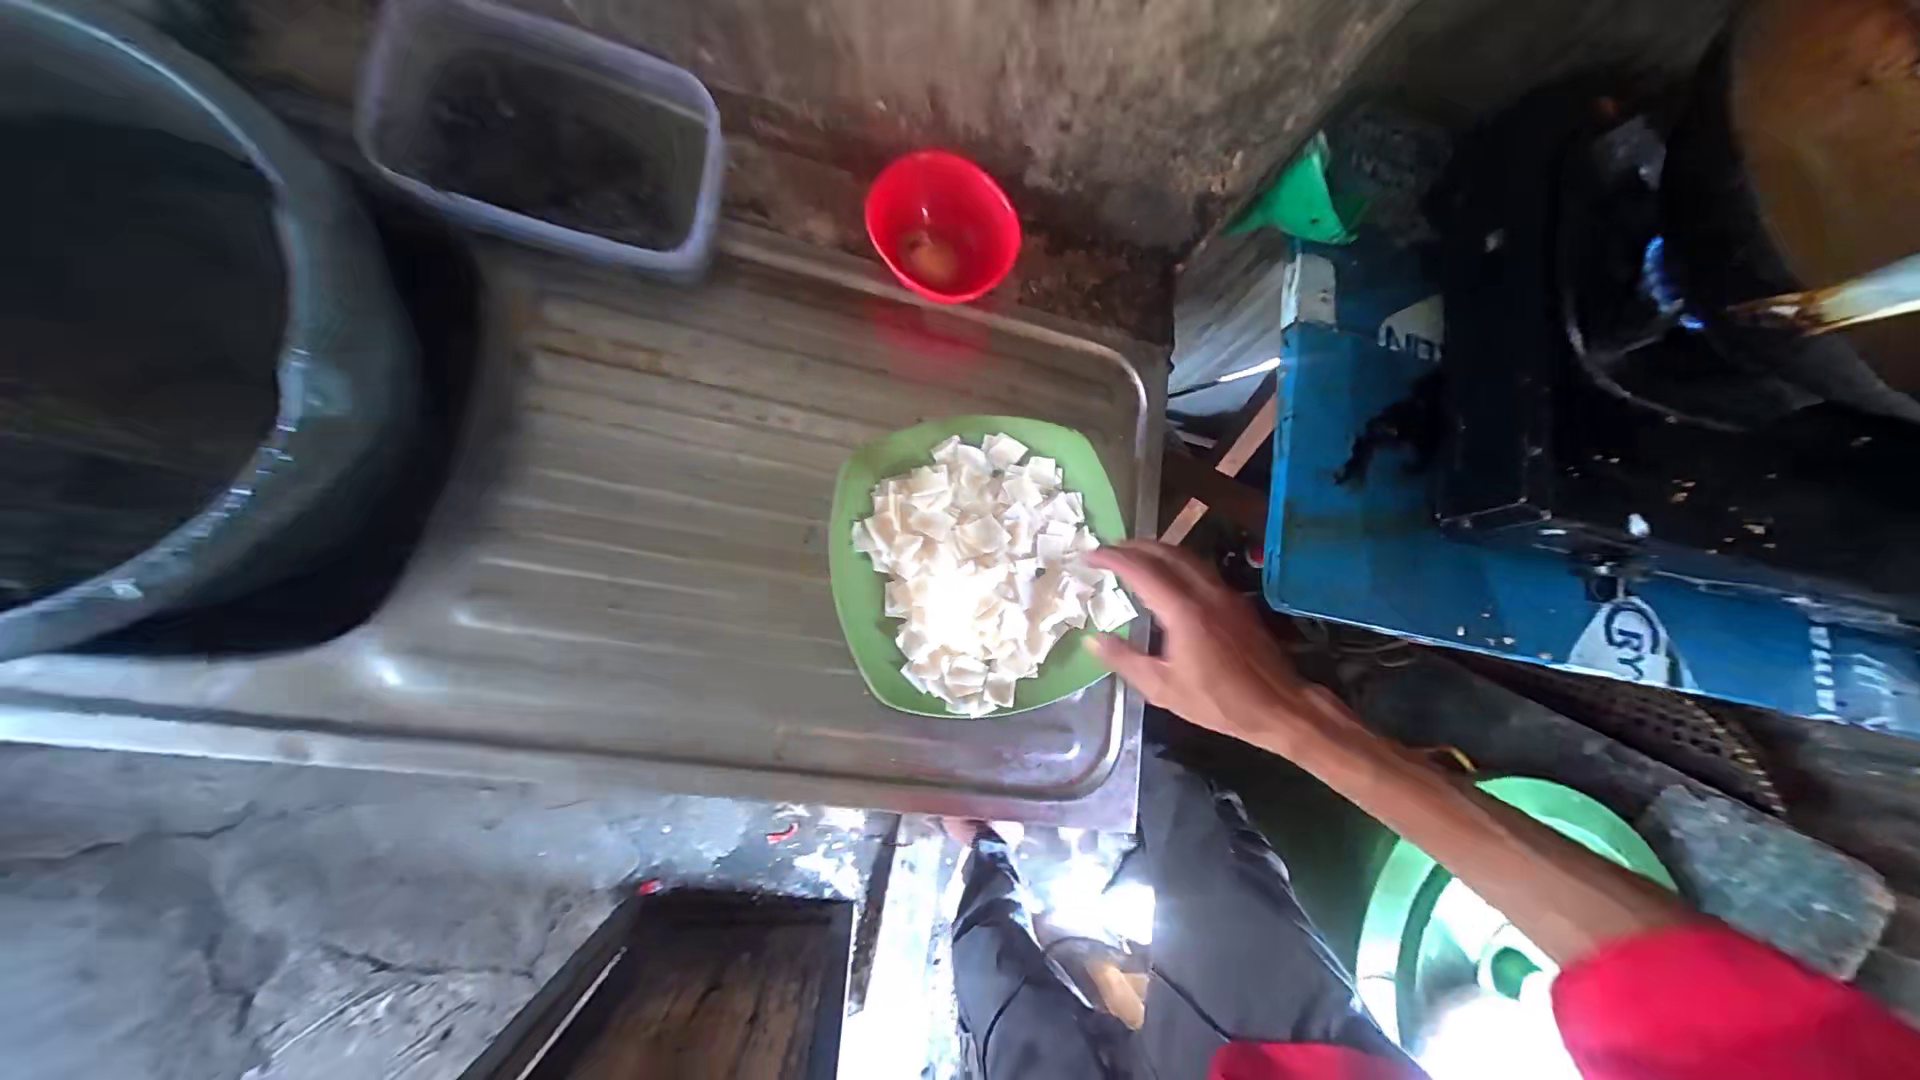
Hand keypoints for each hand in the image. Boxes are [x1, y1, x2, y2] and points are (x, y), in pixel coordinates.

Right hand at [1086, 541, 1362, 756]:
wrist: (1280, 707)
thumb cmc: (1219, 702)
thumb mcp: (1162, 689)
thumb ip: (1125, 660)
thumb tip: (1094, 639)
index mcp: (1184, 611)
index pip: (1142, 570)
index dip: (1113, 559)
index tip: (1091, 556)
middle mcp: (1205, 593)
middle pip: (1165, 552)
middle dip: (1133, 546)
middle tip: (1107, 550)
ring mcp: (1224, 593)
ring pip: (1185, 555)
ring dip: (1155, 549)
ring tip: (1131, 554)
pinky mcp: (1236, 601)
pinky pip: (1199, 567)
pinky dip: (1174, 560)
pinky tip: (1166, 573)